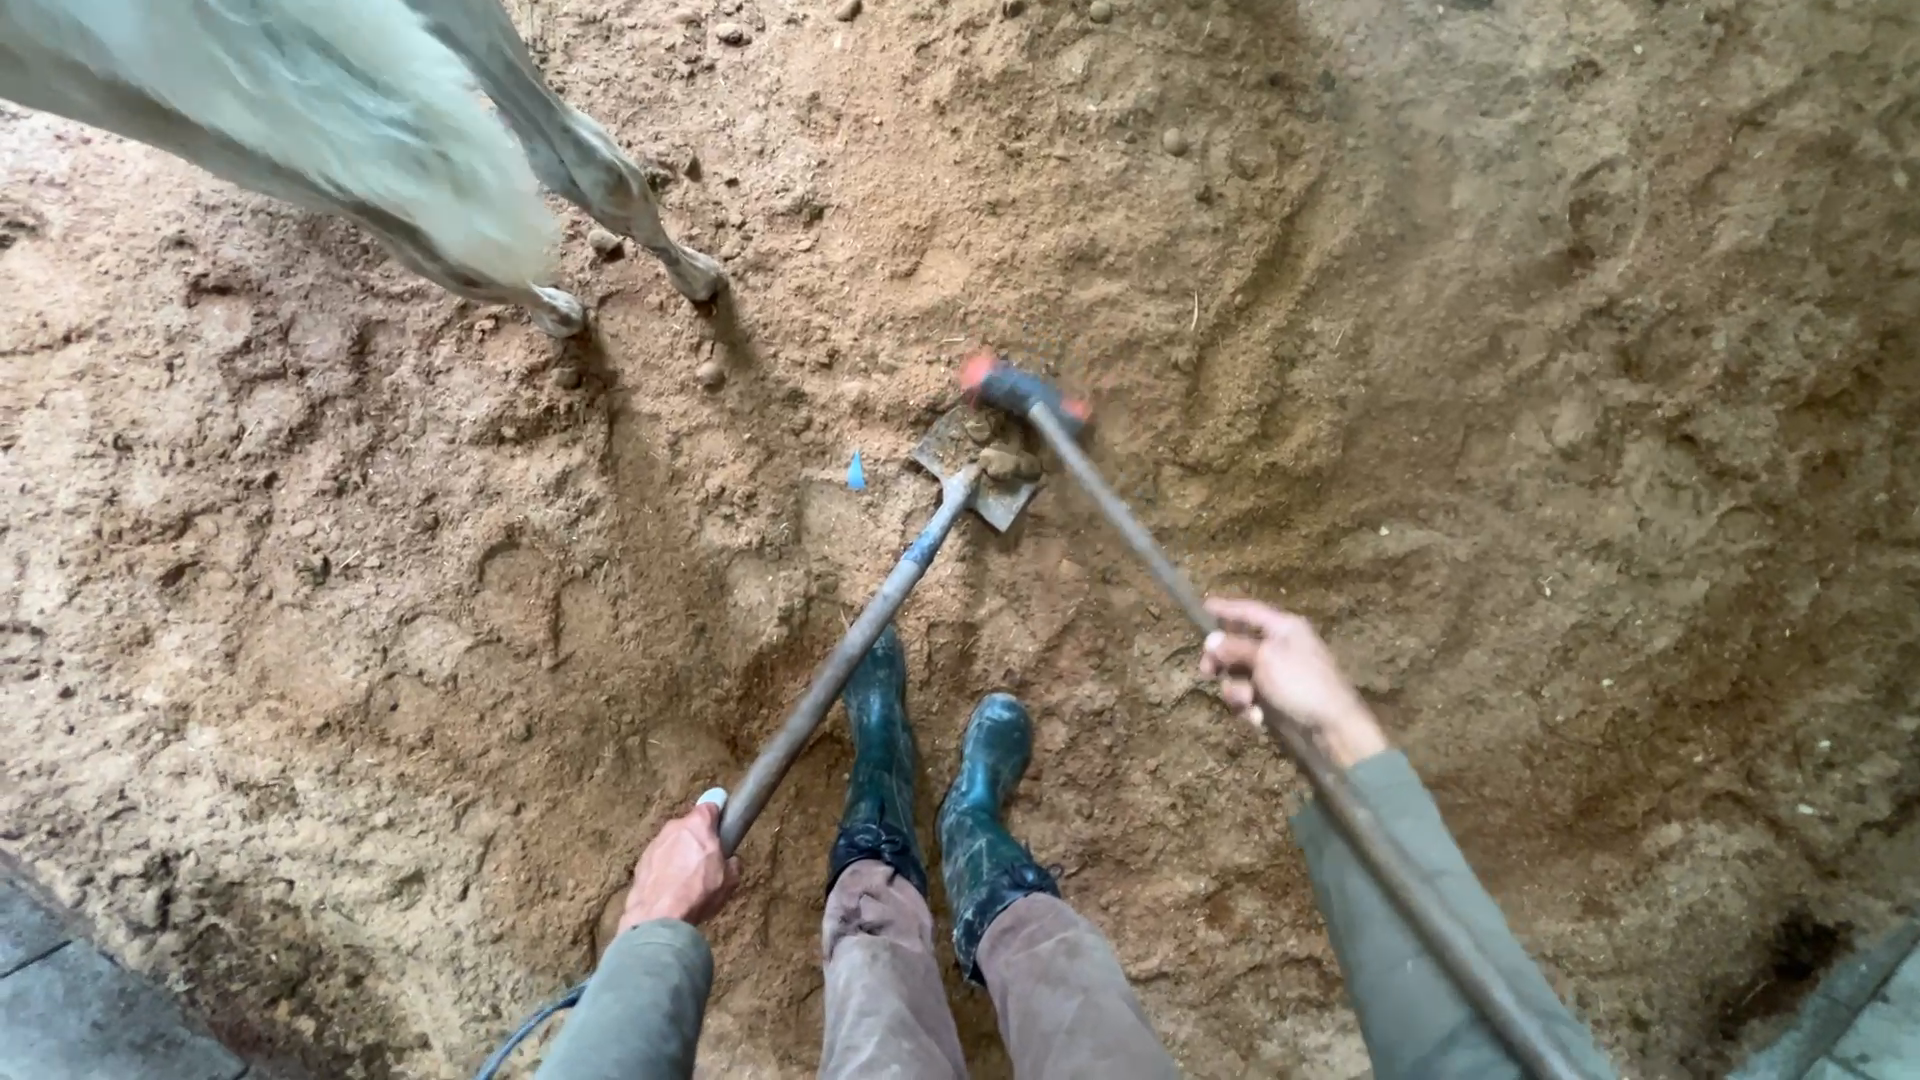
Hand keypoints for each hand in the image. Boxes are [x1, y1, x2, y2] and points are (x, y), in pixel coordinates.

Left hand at [617, 801, 740, 931]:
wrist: (657, 919)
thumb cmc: (698, 893)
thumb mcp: (729, 880)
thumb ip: (732, 863)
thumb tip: (730, 861)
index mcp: (698, 825)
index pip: (711, 806)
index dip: (717, 817)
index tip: (721, 831)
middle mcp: (674, 827)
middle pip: (689, 826)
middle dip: (697, 838)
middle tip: (705, 861)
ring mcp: (654, 844)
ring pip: (672, 843)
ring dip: (678, 854)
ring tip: (684, 881)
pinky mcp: (640, 863)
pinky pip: (658, 859)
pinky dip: (663, 869)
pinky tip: (668, 890)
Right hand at [1197, 597, 1389, 768]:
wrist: (1332, 729)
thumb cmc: (1301, 684)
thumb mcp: (1265, 658)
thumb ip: (1234, 647)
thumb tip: (1211, 641)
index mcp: (1283, 628)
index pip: (1249, 611)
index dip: (1226, 609)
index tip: (1203, 606)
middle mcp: (1279, 647)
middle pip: (1236, 644)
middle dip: (1221, 660)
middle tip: (1206, 671)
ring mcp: (1276, 675)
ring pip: (1238, 674)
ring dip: (1235, 689)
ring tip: (1246, 701)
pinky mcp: (1274, 699)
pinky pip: (1247, 696)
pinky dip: (1247, 706)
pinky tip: (1256, 716)